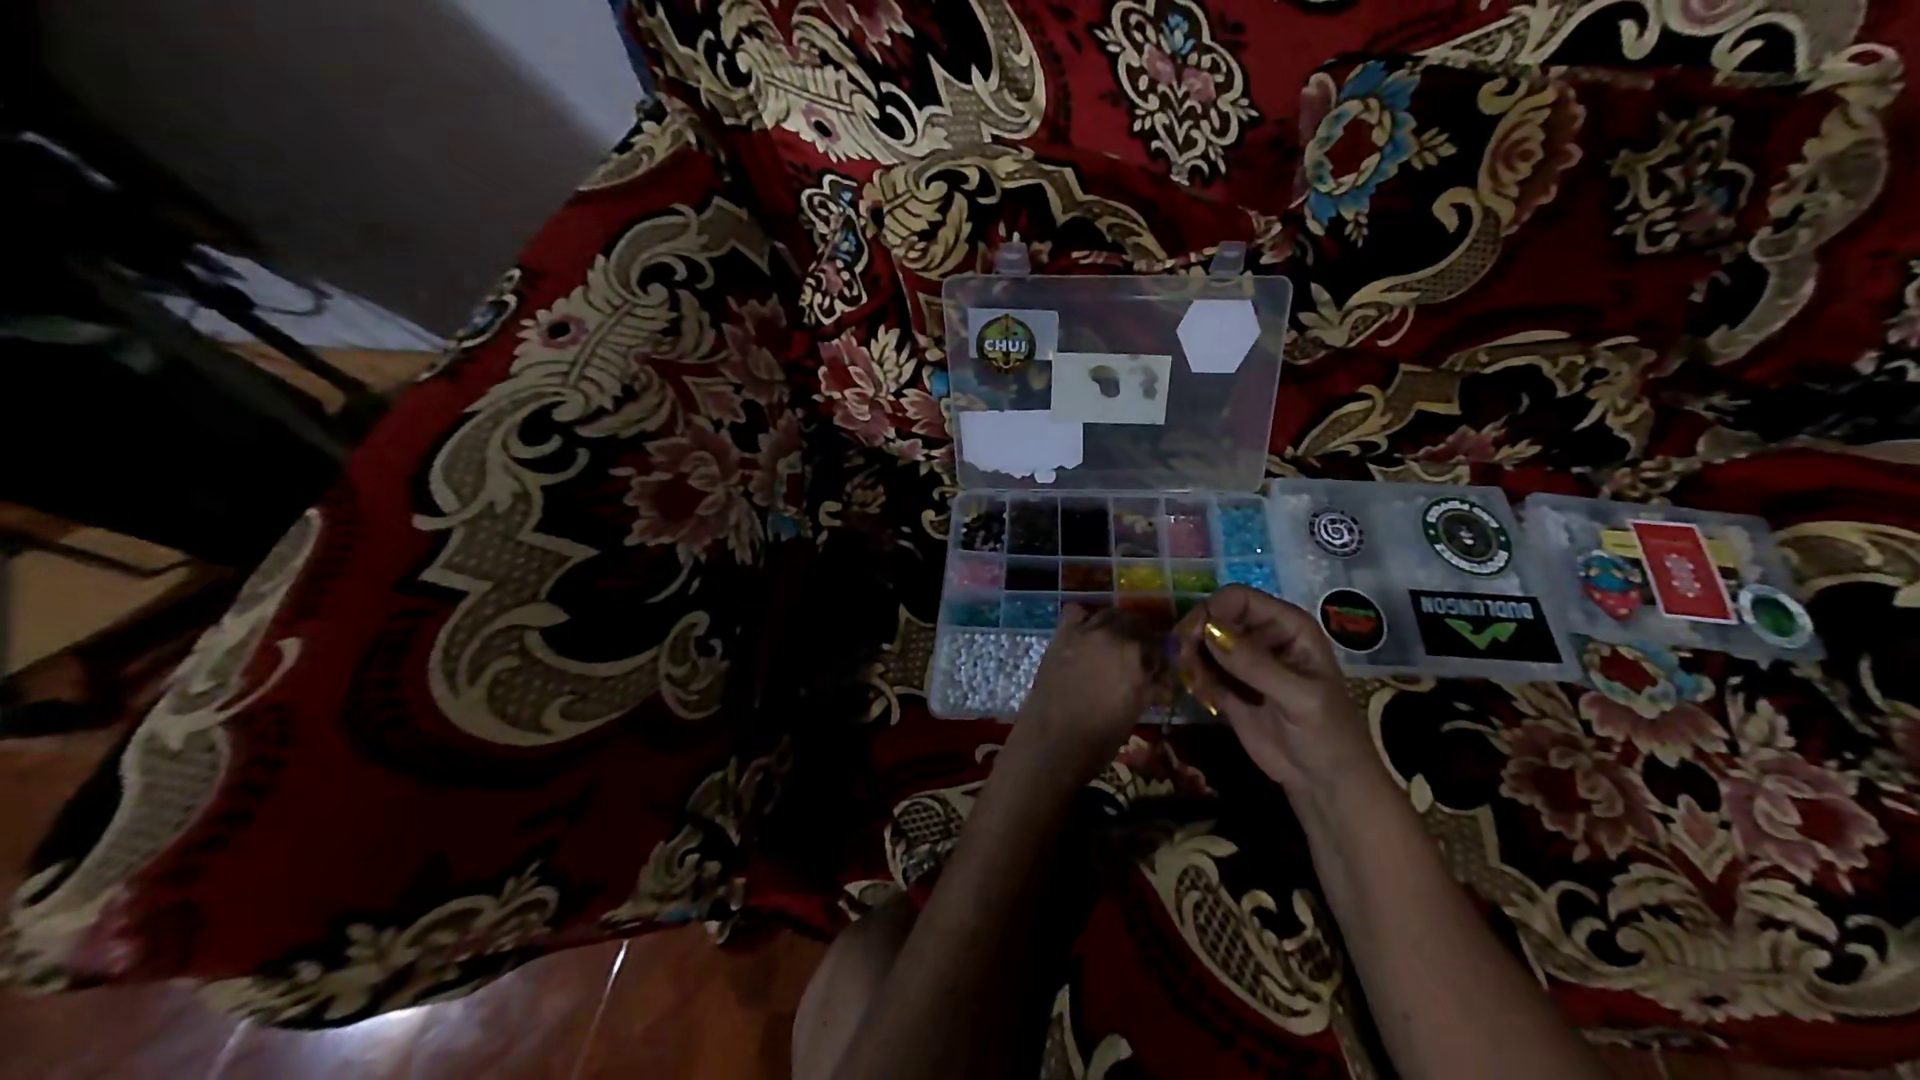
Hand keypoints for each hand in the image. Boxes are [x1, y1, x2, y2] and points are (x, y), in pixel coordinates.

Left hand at [1007, 605, 1164, 783]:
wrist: (1054, 738)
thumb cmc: (1101, 734)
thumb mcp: (1136, 709)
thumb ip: (1150, 686)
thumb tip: (1161, 678)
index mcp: (1138, 656)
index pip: (1158, 646)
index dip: (1160, 656)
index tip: (1157, 665)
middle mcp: (1115, 636)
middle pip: (1136, 623)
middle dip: (1141, 636)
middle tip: (1138, 652)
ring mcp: (1086, 631)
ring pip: (1110, 613)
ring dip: (1117, 624)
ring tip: (1115, 639)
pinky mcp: (1063, 634)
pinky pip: (1076, 612)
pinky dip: (1084, 618)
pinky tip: (1086, 631)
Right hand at [1172, 585, 1377, 795]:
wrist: (1325, 782)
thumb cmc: (1327, 734)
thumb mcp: (1298, 697)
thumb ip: (1255, 664)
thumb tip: (1210, 632)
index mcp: (1287, 626)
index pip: (1239, 598)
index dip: (1213, 611)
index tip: (1193, 638)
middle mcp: (1262, 636)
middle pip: (1214, 617)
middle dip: (1195, 635)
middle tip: (1184, 662)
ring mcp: (1243, 662)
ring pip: (1202, 643)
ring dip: (1190, 659)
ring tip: (1196, 685)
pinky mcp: (1228, 687)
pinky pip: (1200, 671)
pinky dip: (1194, 679)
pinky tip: (1201, 696)